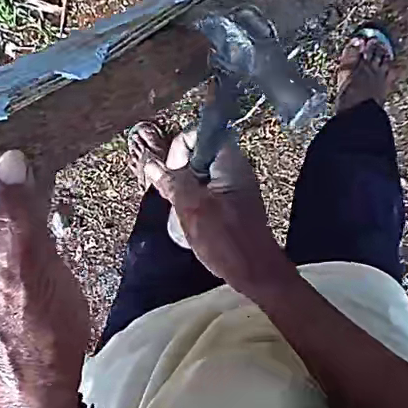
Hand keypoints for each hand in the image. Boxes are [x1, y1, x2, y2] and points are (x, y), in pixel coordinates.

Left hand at [0, 149, 91, 407]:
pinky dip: (23, 196)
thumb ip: (10, 218)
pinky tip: (41, 178)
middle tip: (14, 125)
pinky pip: (4, 213)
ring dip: (8, 176)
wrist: (51, 383)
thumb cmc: (30, 341)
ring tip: (31, 141)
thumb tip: (8, 159)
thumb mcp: (20, 276)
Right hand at [140, 137, 297, 299]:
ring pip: (199, 176)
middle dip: (178, 173)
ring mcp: (235, 187)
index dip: (179, 150)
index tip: (173, 175)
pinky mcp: (233, 204)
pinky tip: (192, 223)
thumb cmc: (226, 240)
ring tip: (182, 213)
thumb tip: (151, 165)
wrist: (256, 272)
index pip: (197, 135)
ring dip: (184, 191)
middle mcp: (235, 168)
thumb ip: (171, 182)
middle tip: (175, 198)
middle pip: (196, 155)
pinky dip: (195, 203)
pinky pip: (207, 193)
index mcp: (229, 161)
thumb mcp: (191, 208)